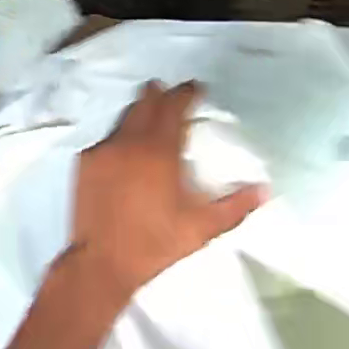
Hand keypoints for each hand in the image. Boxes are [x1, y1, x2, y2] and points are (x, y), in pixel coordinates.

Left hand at [68, 80, 267, 300]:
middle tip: (172, 92)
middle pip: (147, 103)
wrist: (100, 261)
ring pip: (125, 117)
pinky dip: (121, 136)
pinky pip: (108, 138)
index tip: (196, 87)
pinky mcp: (85, 159)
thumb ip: (233, 207)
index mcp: (159, 152)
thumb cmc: (154, 245)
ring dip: (140, 111)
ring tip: (152, 113)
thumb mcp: (199, 229)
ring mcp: (104, 148)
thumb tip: (263, 189)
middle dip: (161, 94)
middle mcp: (130, 141)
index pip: (174, 108)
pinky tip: (127, 149)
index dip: (186, 94)